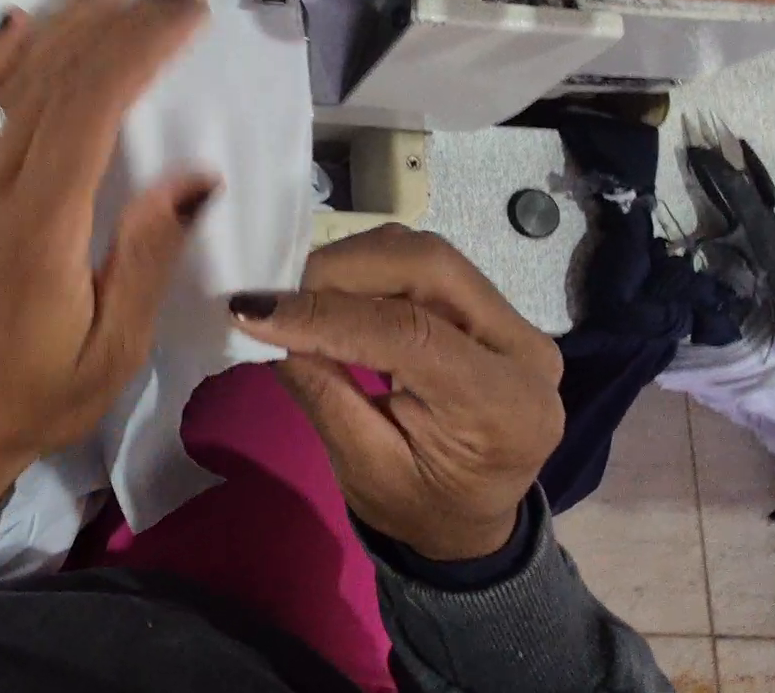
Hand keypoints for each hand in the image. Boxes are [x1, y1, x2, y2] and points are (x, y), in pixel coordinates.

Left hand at [0, 0, 216, 531]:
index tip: (185, 12)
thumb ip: (146, 257)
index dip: (138, 49)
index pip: (90, 109)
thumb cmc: (38, 395)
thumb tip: (193, 175)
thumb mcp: (112, 350)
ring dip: (58, 24)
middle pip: (53, 81)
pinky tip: (17, 22)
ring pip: (9, 84)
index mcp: (39, 227)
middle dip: (112, 23)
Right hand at [229, 225, 564, 560]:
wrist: (469, 521)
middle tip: (279, 298)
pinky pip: (418, 263)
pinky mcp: (487, 307)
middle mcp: (521, 349)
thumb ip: (320, 388)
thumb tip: (267, 322)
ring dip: (349, 263)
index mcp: (504, 407)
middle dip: (339, 269)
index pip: (409, 332)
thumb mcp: (362, 466)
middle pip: (425, 263)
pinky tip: (331, 296)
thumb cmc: (418, 505)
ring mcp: (510, 321)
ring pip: (419, 252)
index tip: (252, 311)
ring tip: (301, 299)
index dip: (324, 314)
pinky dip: (362, 268)